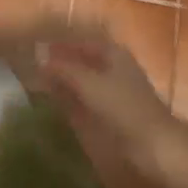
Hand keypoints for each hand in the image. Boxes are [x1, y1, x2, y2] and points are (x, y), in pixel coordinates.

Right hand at [38, 39, 187, 180]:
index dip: (61, 44)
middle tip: (33, 67)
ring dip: (64, 81)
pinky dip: (72, 99)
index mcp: (114, 54)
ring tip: (38, 84)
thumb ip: (64, 69)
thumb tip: (37, 55)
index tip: (37, 48)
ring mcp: (116, 91)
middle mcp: (116, 68)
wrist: (155, 145)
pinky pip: (88, 100)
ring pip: (84, 80)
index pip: (82, 41)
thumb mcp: (90, 84)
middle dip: (61, 62)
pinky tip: (56, 104)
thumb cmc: (124, 107)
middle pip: (84, 60)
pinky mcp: (115, 114)